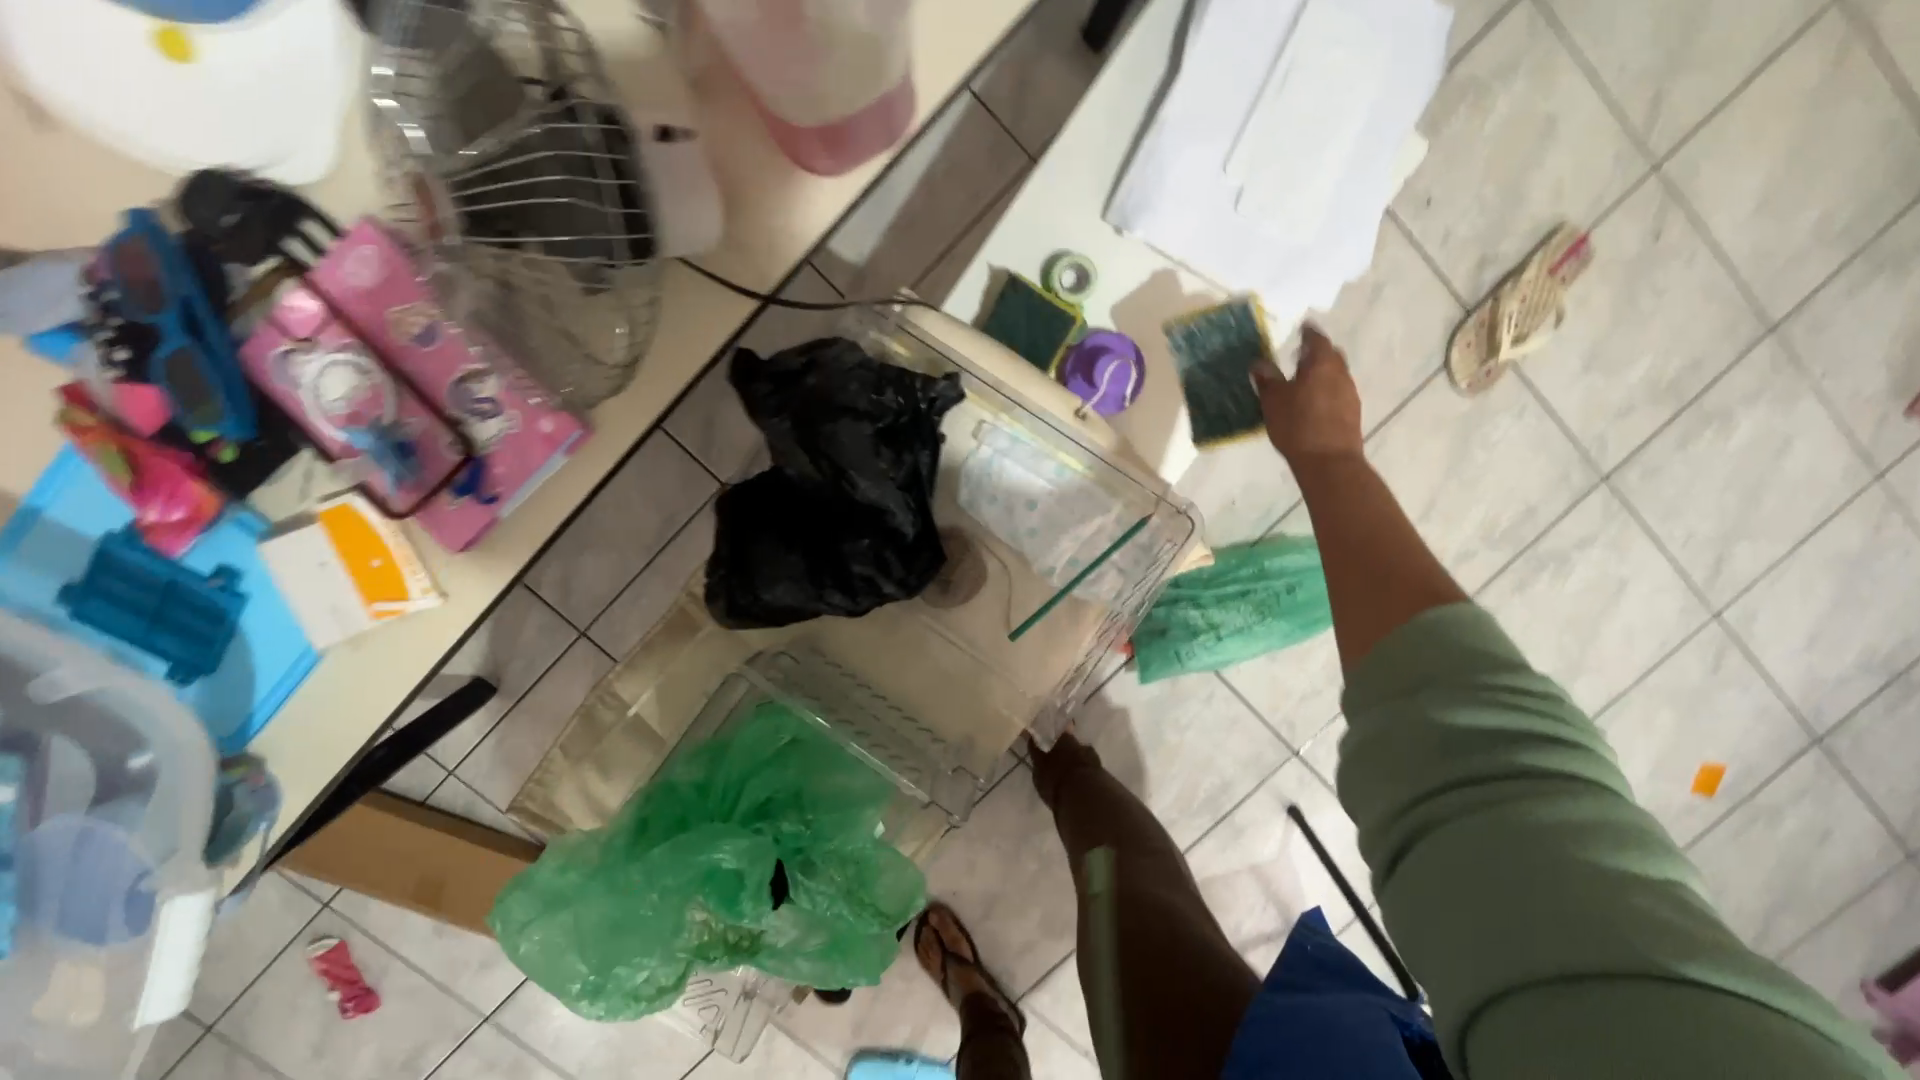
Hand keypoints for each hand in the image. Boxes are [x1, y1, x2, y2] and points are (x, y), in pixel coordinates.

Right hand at [1253, 323, 1362, 464]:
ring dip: (1322, 373)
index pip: (1316, 339)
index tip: (1301, 328)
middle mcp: (1341, 373)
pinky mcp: (1352, 412)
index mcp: (1322, 363)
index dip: (1308, 333)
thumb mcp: (1274, 401)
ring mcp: (1350, 393)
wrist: (1329, 462)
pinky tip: (1313, 403)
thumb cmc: (1297, 425)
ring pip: (1336, 374)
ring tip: (1303, 382)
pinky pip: (1338, 391)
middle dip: (1317, 352)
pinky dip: (1327, 389)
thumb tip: (1258, 362)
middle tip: (1299, 356)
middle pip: (1331, 355)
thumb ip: (1267, 379)